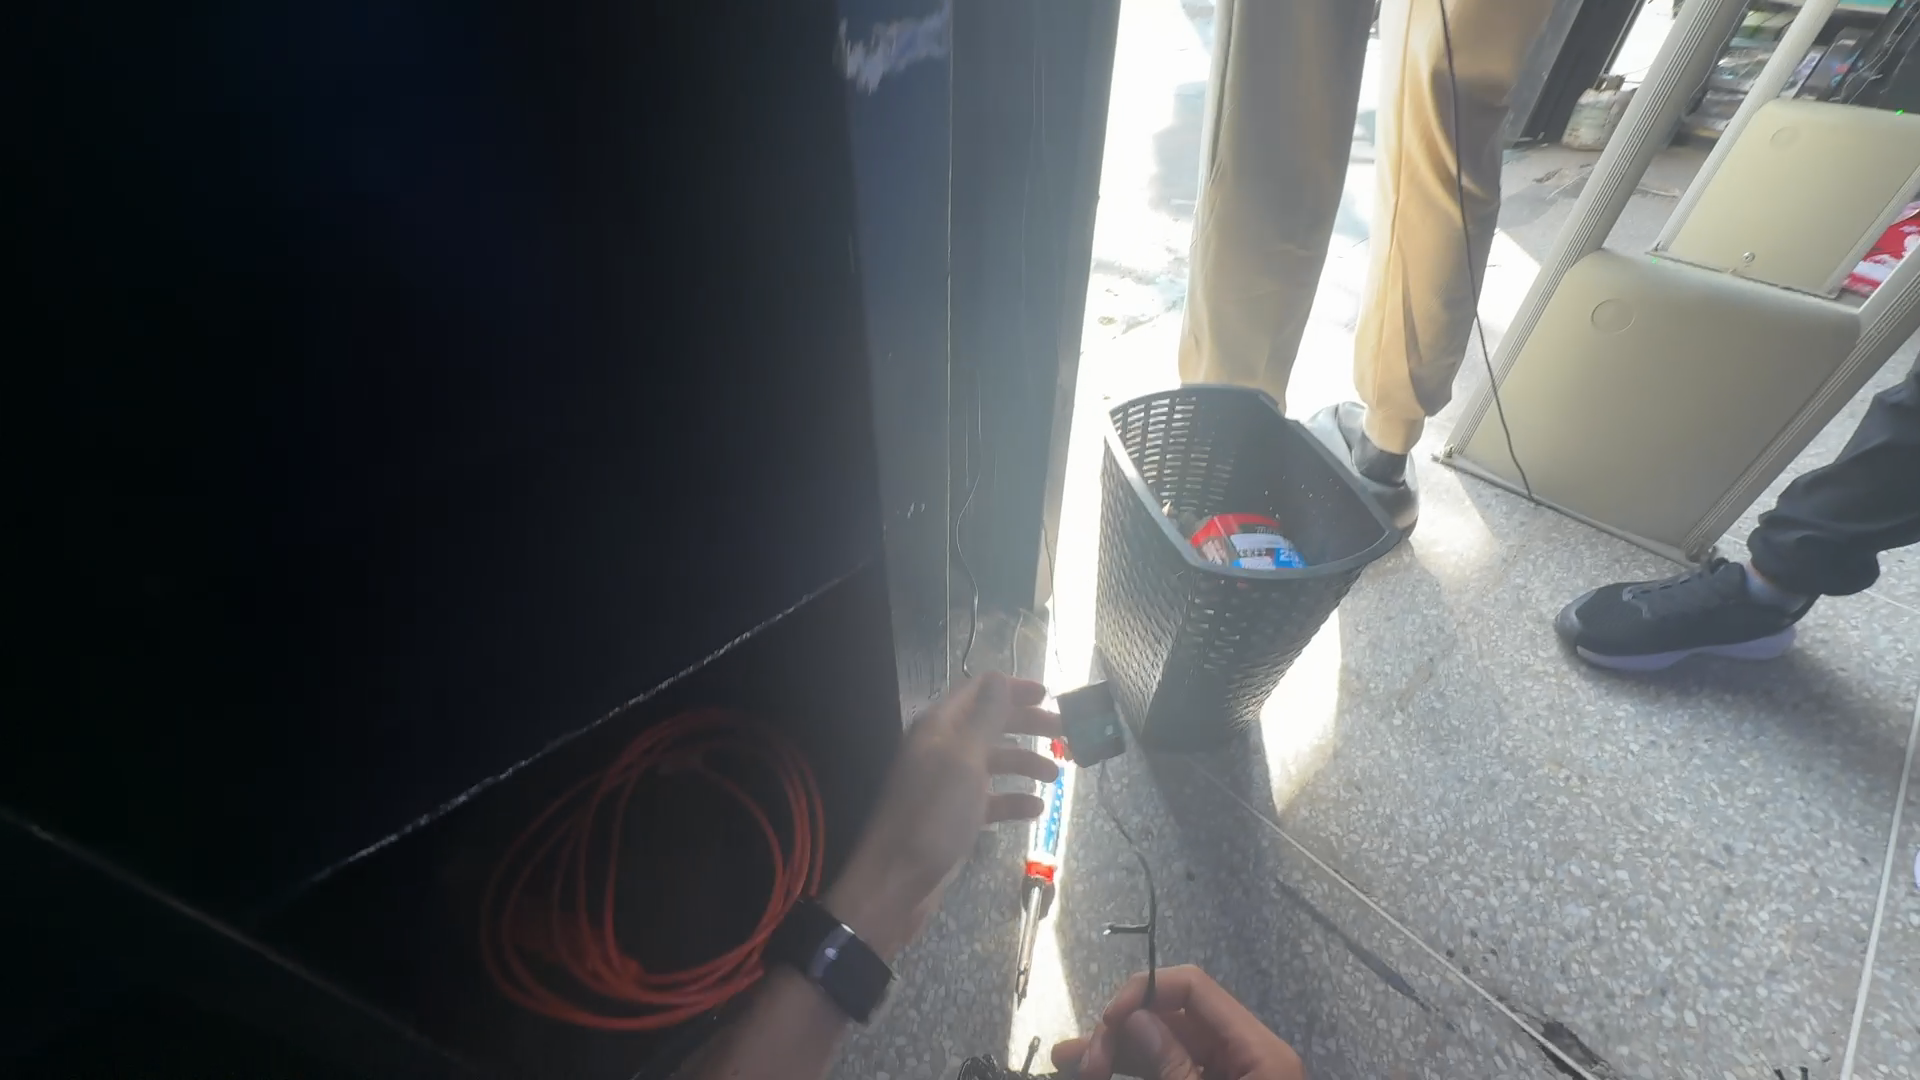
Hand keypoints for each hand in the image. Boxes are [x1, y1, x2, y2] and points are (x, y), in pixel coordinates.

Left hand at [822, 673, 1061, 960]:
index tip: (1049, 695)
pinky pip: (989, 798)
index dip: (1013, 689)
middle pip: (991, 724)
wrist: (897, 881)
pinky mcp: (954, 814)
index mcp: (941, 726)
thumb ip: (985, 716)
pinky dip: (1013, 800)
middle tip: (1065, 732)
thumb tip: (1000, 677)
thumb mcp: (964, 758)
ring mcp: (948, 782)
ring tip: (1056, 776)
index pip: (980, 692)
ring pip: (993, 761)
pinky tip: (1035, 809)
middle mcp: (943, 747)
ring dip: (1025, 763)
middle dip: (1027, 725)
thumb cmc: (933, 814)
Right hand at [1051, 966, 1303, 1079]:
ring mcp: (1227, 1077)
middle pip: (1172, 1017)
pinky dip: (1135, 1071)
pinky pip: (1168, 1070)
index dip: (1145, 990)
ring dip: (1119, 1051)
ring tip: (1071, 1061)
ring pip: (1163, 1045)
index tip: (1106, 1019)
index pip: (1193, 987)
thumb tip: (1136, 1015)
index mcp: (1257, 1049)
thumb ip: (1170, 1063)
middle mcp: (1243, 1055)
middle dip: (1121, 1030)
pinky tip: (1099, 1073)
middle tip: (1079, 1059)